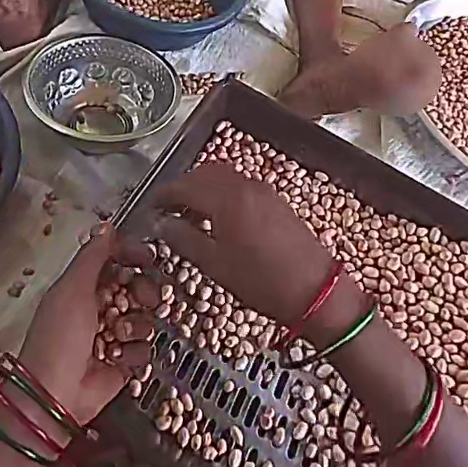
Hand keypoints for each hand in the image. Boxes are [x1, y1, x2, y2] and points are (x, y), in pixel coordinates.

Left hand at [15, 225, 157, 429]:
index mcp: (83, 286)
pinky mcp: (125, 362)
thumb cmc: (59, 335)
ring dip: (136, 325)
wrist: (55, 393)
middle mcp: (100, 307)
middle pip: (137, 287)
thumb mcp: (72, 288)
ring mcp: (113, 336)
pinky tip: (117, 358)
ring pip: (145, 317)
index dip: (132, 256)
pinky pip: (145, 348)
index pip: (115, 261)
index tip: (148, 258)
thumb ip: (92, 256)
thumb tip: (106, 225)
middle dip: (144, 291)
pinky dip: (133, 352)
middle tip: (144, 298)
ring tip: (119, 335)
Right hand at [135, 166, 367, 344]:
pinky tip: (217, 220)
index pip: (184, 185)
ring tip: (190, 216)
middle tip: (167, 211)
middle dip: (182, 188)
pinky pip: (240, 187)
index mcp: (226, 198)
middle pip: (204, 175)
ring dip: (203, 190)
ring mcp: (264, 192)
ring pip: (223, 179)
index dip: (163, 195)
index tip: (150, 208)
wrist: (317, 292)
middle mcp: (245, 186)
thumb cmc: (261, 281)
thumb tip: (160, 223)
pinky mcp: (276, 202)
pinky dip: (222, 195)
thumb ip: (182, 238)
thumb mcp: (214, 264)